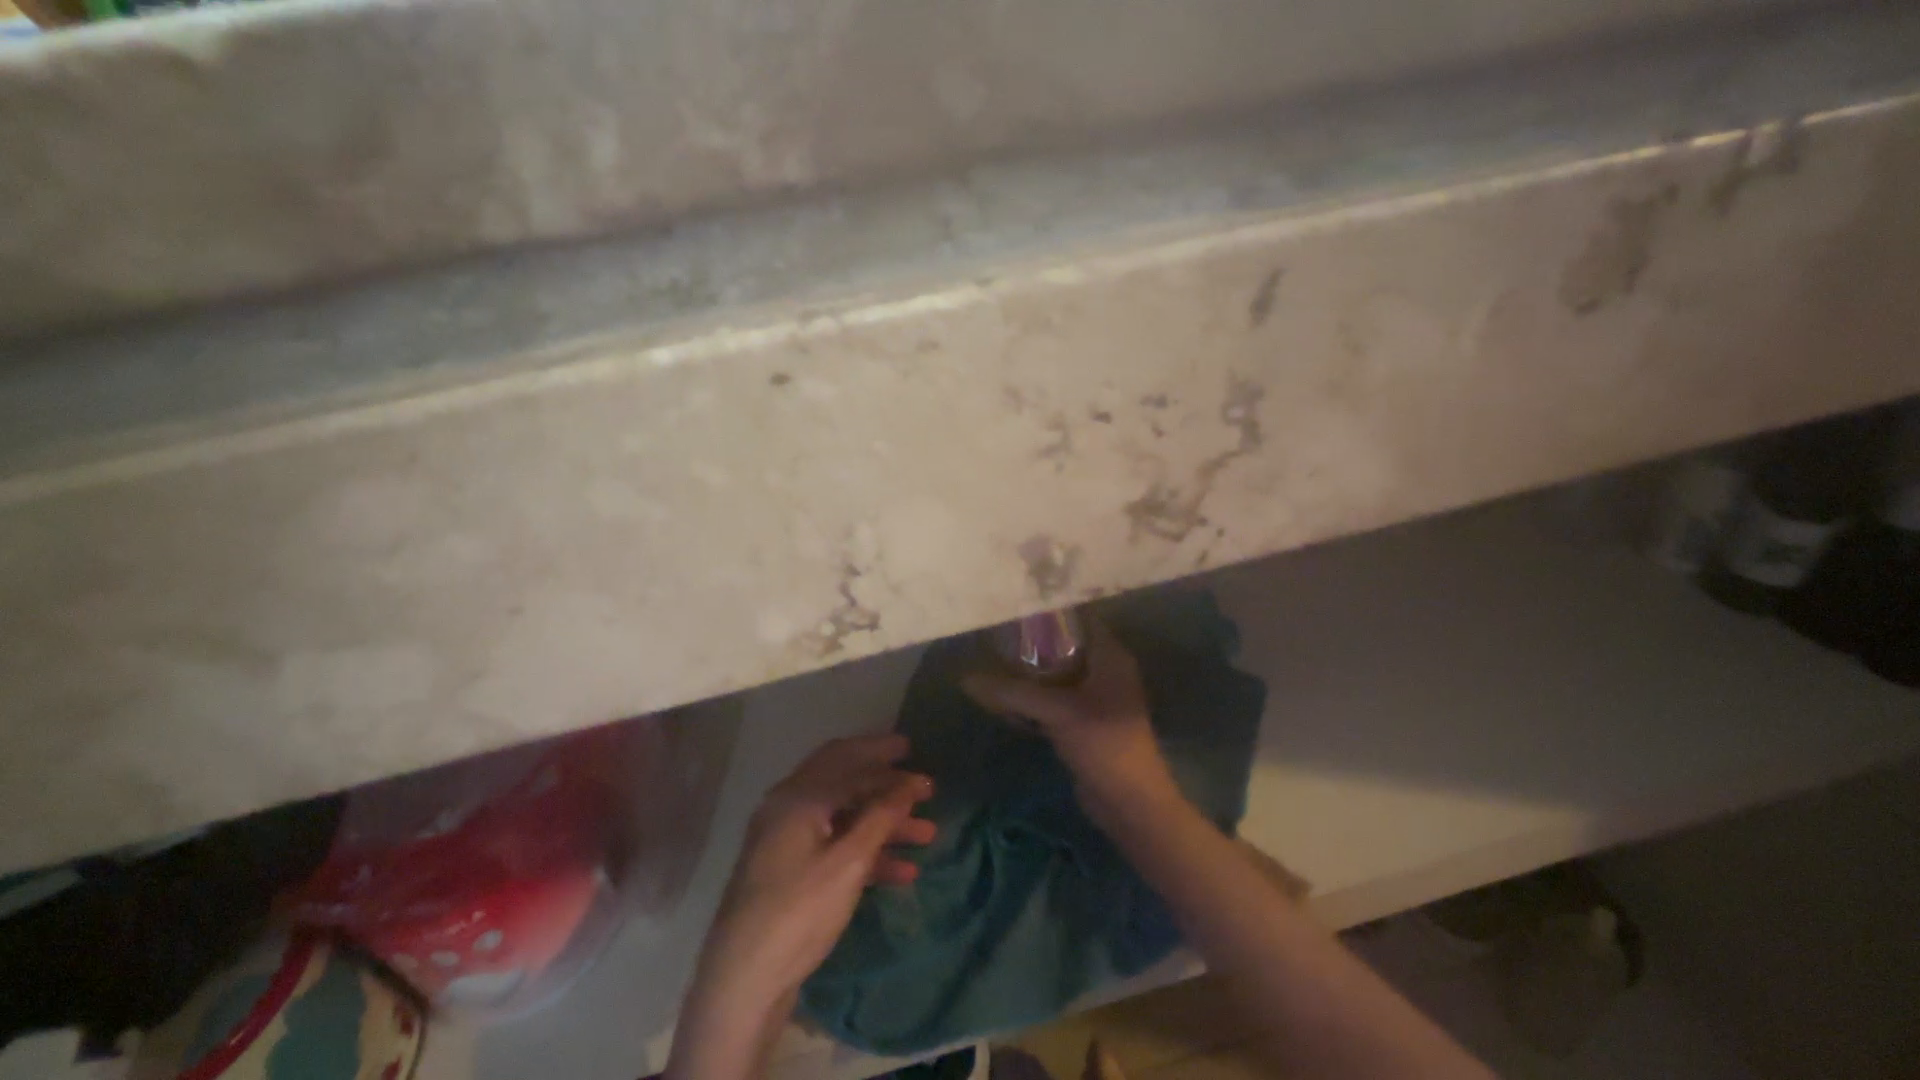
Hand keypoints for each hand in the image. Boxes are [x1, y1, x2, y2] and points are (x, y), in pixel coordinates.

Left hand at [668, 735, 935, 1079]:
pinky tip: (902, 872)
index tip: (923, 768)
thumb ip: (880, 817)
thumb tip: (907, 783)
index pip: (849, 763)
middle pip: (844, 783)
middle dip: (885, 783)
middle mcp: (787, 808)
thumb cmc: (799, 911)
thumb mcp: (847, 863)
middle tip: (923, 785)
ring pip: (843, 819)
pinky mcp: (789, 872)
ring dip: (884, 824)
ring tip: (927, 835)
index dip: (889, 765)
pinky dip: (867, 853)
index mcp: (797, 797)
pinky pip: (834, 848)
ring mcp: (786, 841)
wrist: (744, 977)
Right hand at [960, 619, 1178, 822]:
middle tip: (992, 632)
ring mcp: (1095, 699)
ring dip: (1029, 673)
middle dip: (1031, 642)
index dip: (1049, 609)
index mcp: (1111, 656)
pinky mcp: (1083, 724)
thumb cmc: (1103, 744)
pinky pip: (1053, 702)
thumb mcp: (1057, 711)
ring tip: (990, 661)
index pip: (1080, 617)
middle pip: (1064, 646)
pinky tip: (1004, 700)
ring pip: (1056, 675)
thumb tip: (965, 679)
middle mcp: (1105, 671)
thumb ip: (1012, 693)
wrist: (1130, 803)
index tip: (1013, 602)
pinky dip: (1032, 700)